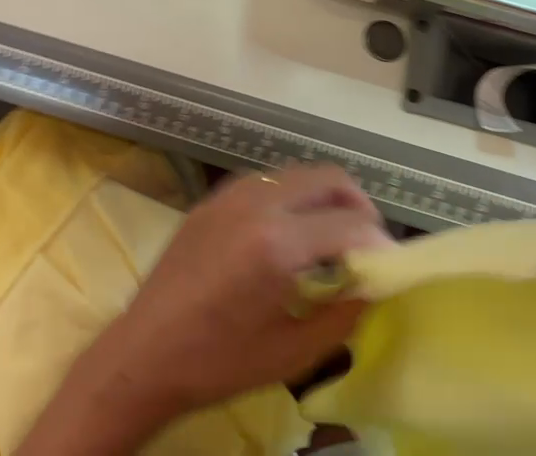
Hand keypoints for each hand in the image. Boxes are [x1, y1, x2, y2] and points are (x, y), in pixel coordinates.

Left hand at [17, 165, 390, 455]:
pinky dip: (290, 196)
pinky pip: (264, 181)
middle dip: (357, 206)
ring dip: (323, 196)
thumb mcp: (294, 352)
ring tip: (332, 236)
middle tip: (367, 242)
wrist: (145, 352)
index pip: (350, 224)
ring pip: (295, 173)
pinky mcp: (210, 200)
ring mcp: (229, 196)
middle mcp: (255, 204)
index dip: (380, 243)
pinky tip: (290, 231)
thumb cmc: (219, 361)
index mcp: (277, 243)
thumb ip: (344, 314)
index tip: (390, 264)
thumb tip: (375, 286)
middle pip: (327, 178)